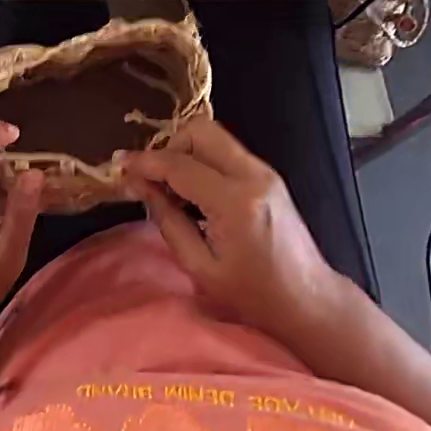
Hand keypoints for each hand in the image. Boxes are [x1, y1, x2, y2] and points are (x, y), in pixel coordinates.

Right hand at [122, 119, 351, 346]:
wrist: (309, 300)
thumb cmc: (254, 296)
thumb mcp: (201, 267)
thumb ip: (168, 221)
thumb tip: (139, 186)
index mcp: (235, 202)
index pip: (179, 165)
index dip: (145, 162)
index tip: (120, 165)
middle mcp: (252, 175)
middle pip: (200, 131)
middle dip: (169, 147)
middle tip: (154, 179)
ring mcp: (264, 171)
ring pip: (213, 135)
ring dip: (185, 152)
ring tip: (171, 189)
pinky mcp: (268, 174)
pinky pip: (225, 151)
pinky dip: (202, 160)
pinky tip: (193, 192)